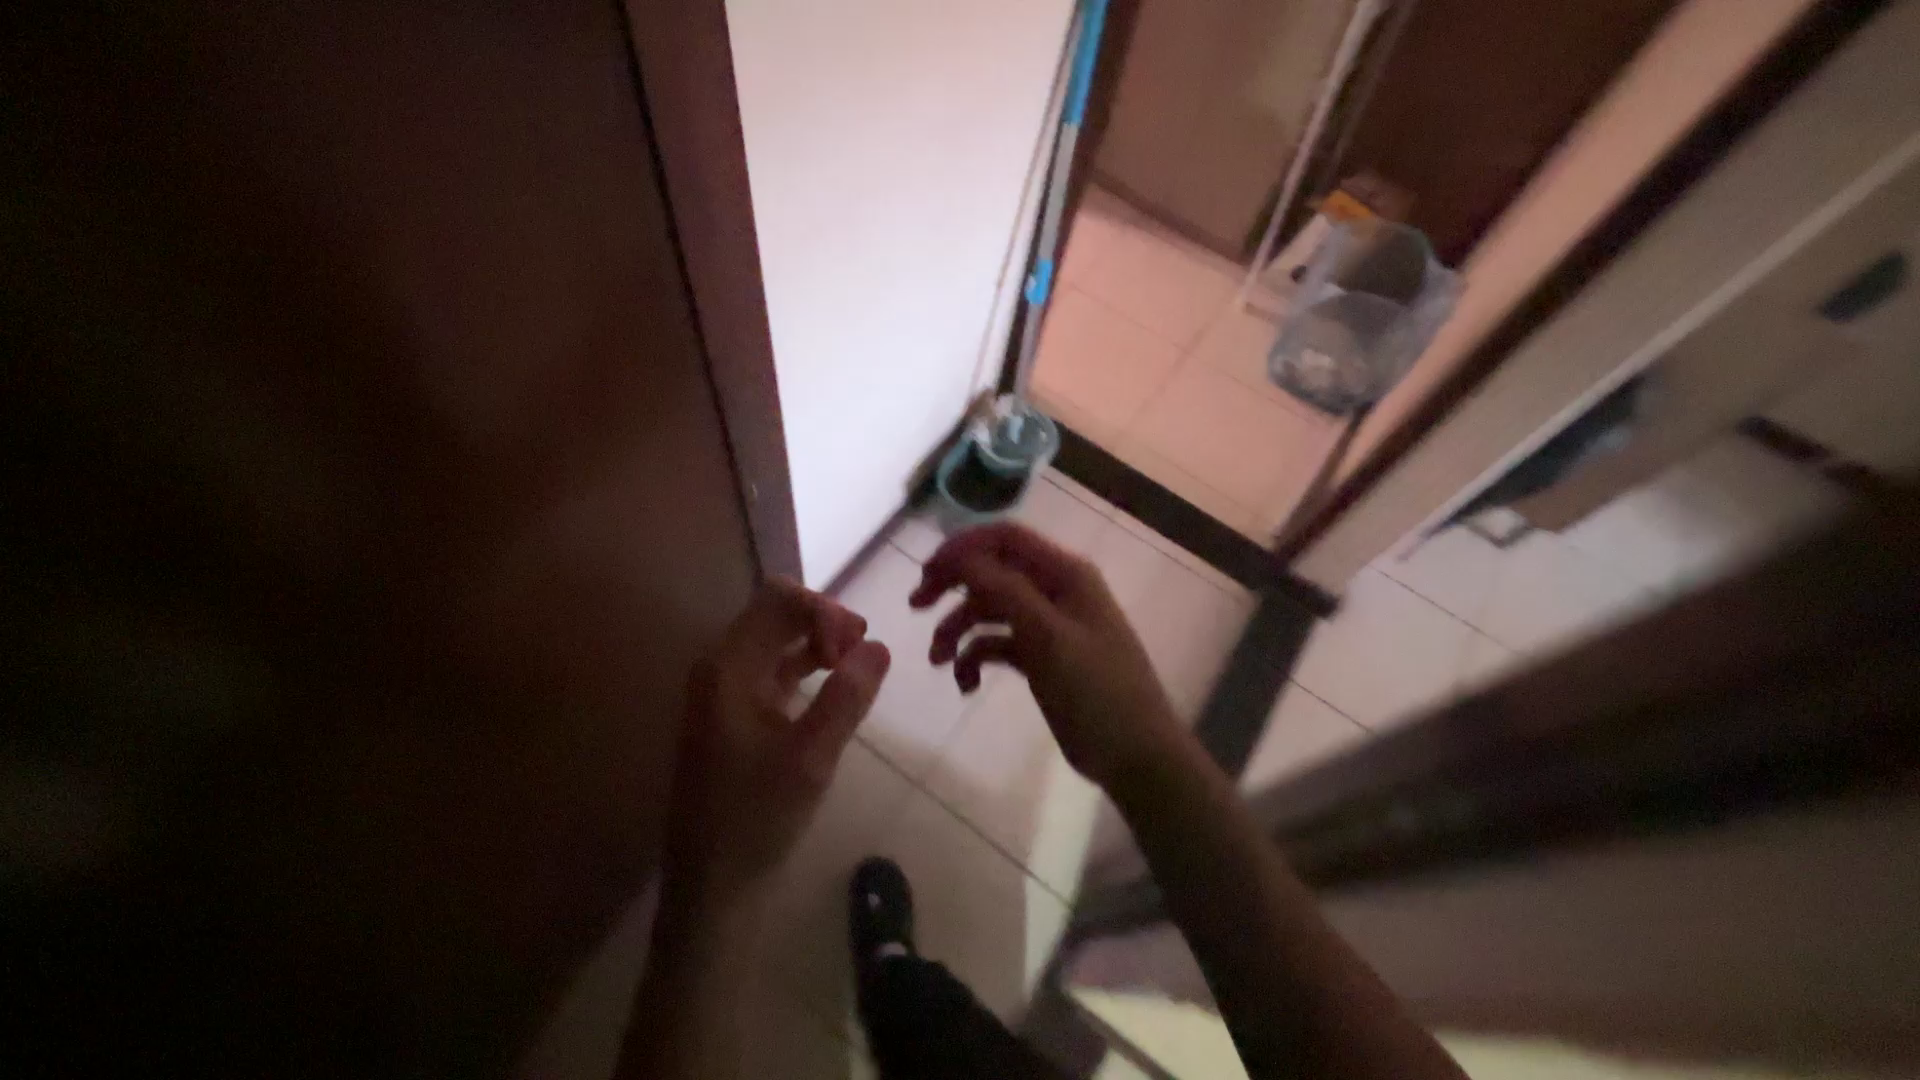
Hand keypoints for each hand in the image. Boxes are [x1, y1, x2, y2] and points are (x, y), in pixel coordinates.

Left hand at [663, 578, 890, 905]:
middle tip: (861, 656)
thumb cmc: (755, 820)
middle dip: (824, 621)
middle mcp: (720, 667)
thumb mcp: (810, 759)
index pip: (779, 598)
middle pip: (776, 612)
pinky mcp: (734, 715)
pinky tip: (833, 690)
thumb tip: (879, 646)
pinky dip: (806, 668)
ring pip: (776, 640)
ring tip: (855, 670)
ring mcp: (724, 692)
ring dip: (817, 642)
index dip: (824, 611)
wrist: (710, 886)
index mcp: (728, 667)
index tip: (853, 652)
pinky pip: (773, 670)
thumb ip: (846, 698)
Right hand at [910, 522, 1187, 791]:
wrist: (1135, 755)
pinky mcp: (1040, 659)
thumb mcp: (1048, 636)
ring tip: (938, 662)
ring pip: (989, 611)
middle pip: (992, 571)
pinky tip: (967, 684)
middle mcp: (1054, 592)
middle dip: (953, 585)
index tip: (926, 573)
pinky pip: (997, 645)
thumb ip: (1004, 590)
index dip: (963, 547)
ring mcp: (1047, 626)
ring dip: (958, 630)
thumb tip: (959, 555)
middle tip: (916, 606)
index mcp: (1065, 574)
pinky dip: (976, 658)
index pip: (1004, 538)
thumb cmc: (1098, 691)